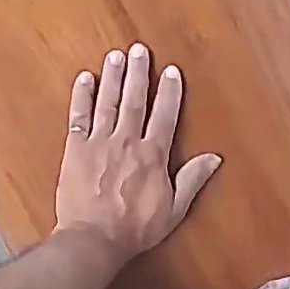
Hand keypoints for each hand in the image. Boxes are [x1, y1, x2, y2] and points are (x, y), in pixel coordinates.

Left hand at [54, 44, 222, 259]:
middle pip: (135, 100)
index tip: (171, 72)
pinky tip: (85, 80)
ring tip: (116, 56)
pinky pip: (78, 117)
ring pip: (108, 103)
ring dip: (113, 77)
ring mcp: (99, 143)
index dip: (170, 91)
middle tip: (140, 50)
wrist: (94, 239)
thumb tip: (214, 158)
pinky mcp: (75, 151)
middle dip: (139, 73)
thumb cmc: (134, 229)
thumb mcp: (173, 210)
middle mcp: (127, 142)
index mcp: (153, 155)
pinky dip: (82, 97)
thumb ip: (192, 180)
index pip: (165, 115)